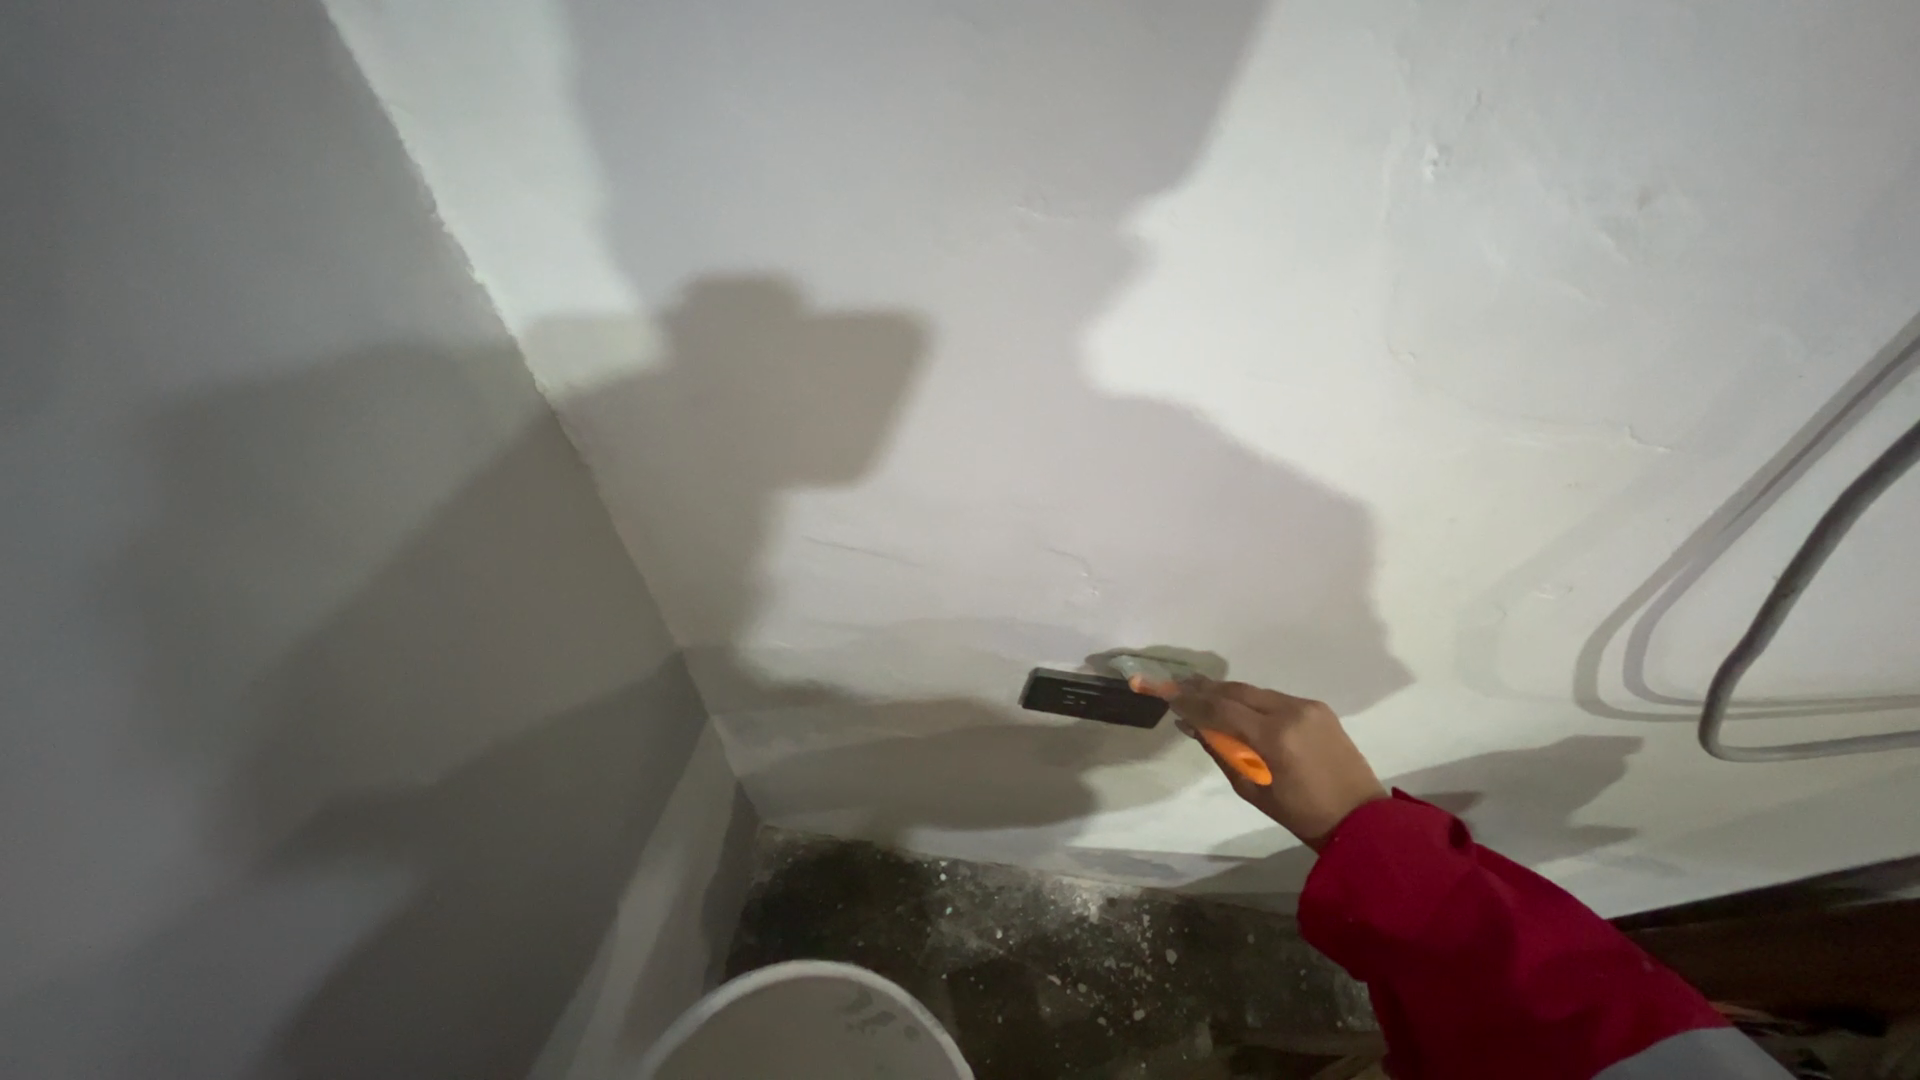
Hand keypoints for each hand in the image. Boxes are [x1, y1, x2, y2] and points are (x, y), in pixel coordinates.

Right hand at [1165, 679, 1386, 850]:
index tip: (1164, 694)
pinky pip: (1273, 698)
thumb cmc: (1300, 814)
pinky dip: (1250, 700)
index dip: (1189, 701)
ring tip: (1199, 692)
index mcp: (1274, 737)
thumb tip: (1190, 725)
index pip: (1220, 708)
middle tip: (1175, 685)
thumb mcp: (1251, 789)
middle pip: (1235, 691)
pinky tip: (1235, 705)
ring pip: (1254, 691)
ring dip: (1226, 692)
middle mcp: (1291, 711)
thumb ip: (1220, 751)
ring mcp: (1307, 706)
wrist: (1360, 818)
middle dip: (1203, 688)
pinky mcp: (1317, 708)